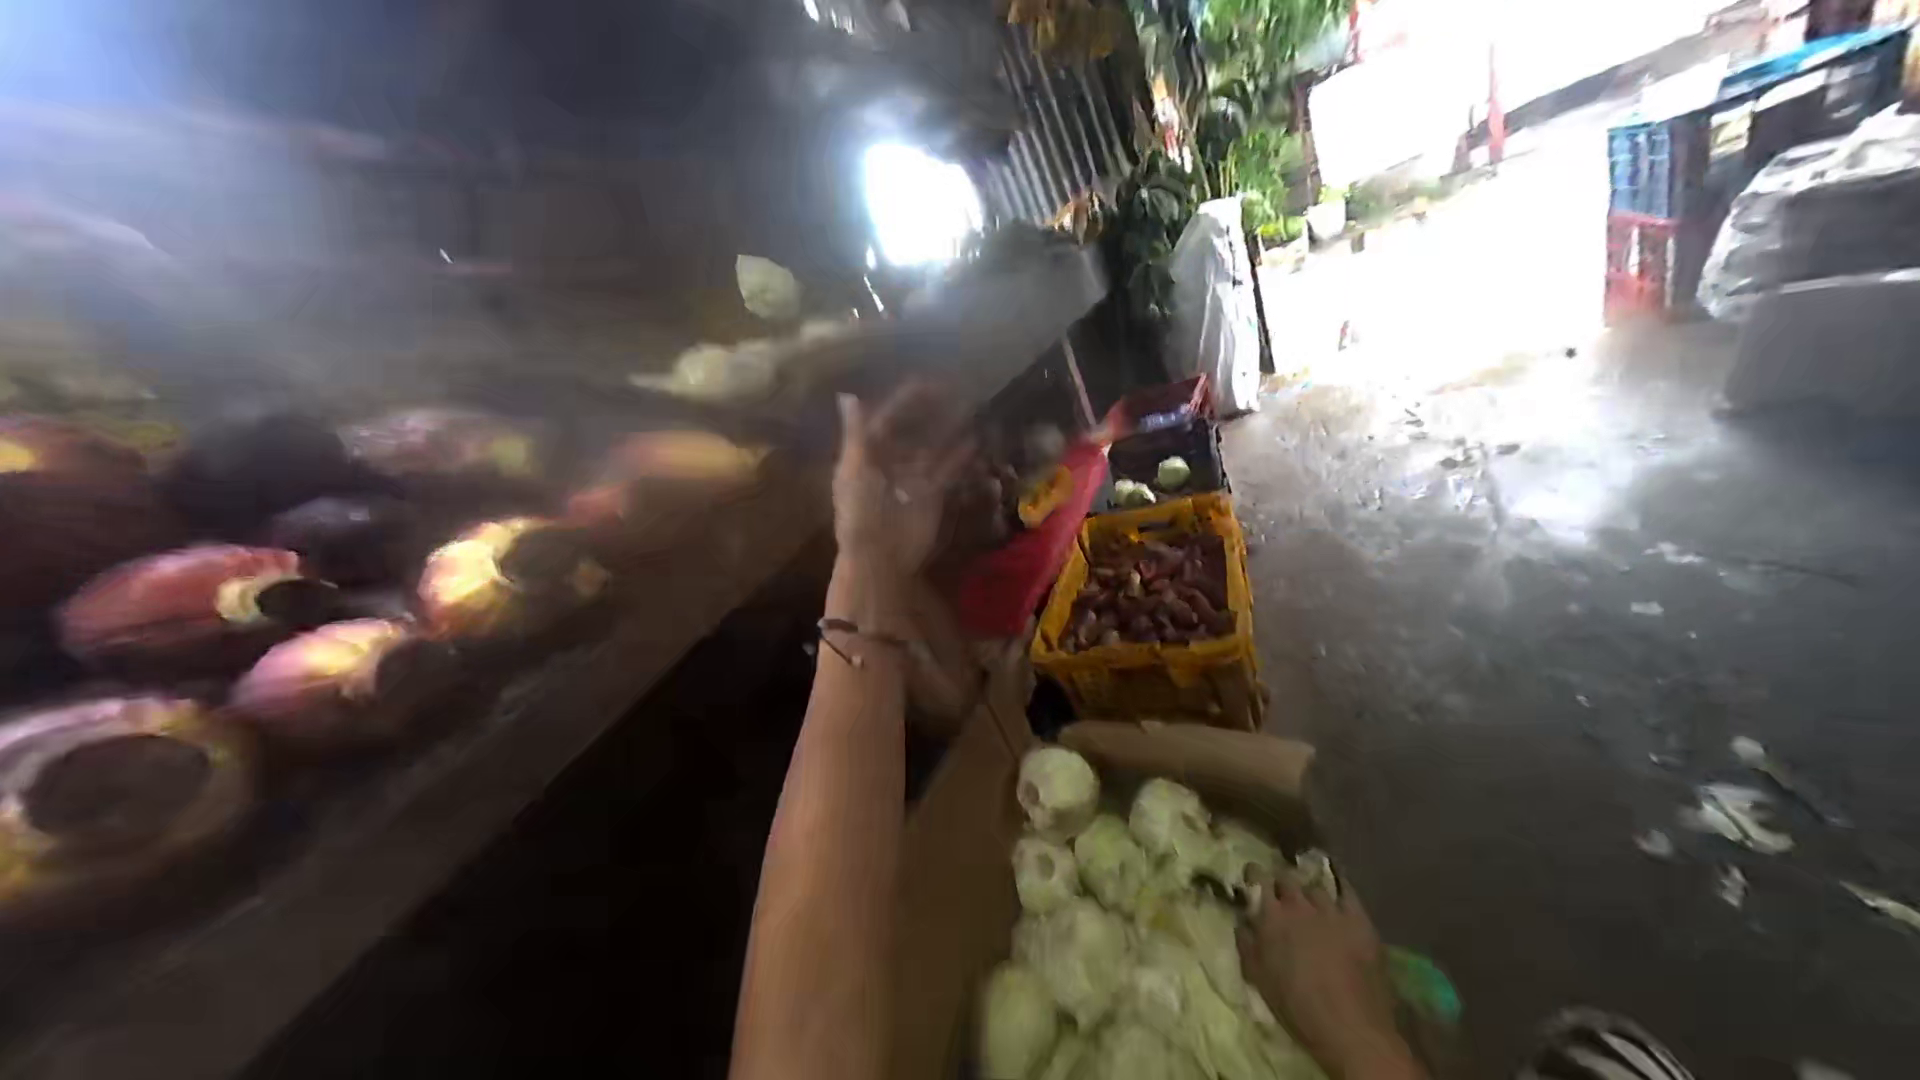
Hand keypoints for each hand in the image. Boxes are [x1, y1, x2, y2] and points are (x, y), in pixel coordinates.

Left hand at [832, 385, 973, 575]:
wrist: (879, 558)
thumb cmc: (861, 513)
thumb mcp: (854, 469)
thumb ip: (856, 433)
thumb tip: (848, 395)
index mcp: (867, 457)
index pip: (885, 422)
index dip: (903, 402)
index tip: (927, 383)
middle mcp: (890, 465)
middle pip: (912, 433)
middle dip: (930, 414)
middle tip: (954, 392)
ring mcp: (912, 481)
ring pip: (933, 450)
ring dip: (950, 432)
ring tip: (970, 410)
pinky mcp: (932, 496)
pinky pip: (948, 471)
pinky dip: (961, 458)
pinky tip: (976, 441)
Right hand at [1237, 881, 1424, 1079]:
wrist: (1350, 1029)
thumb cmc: (1295, 1005)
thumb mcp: (1256, 975)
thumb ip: (1245, 941)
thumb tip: (1243, 921)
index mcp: (1270, 914)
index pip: (1257, 875)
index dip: (1254, 874)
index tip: (1253, 879)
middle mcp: (1298, 904)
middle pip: (1287, 877)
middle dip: (1283, 884)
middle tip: (1284, 899)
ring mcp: (1330, 910)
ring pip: (1316, 887)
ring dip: (1310, 894)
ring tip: (1314, 906)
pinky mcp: (1359, 921)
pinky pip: (1348, 893)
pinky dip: (1341, 889)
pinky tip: (1340, 894)